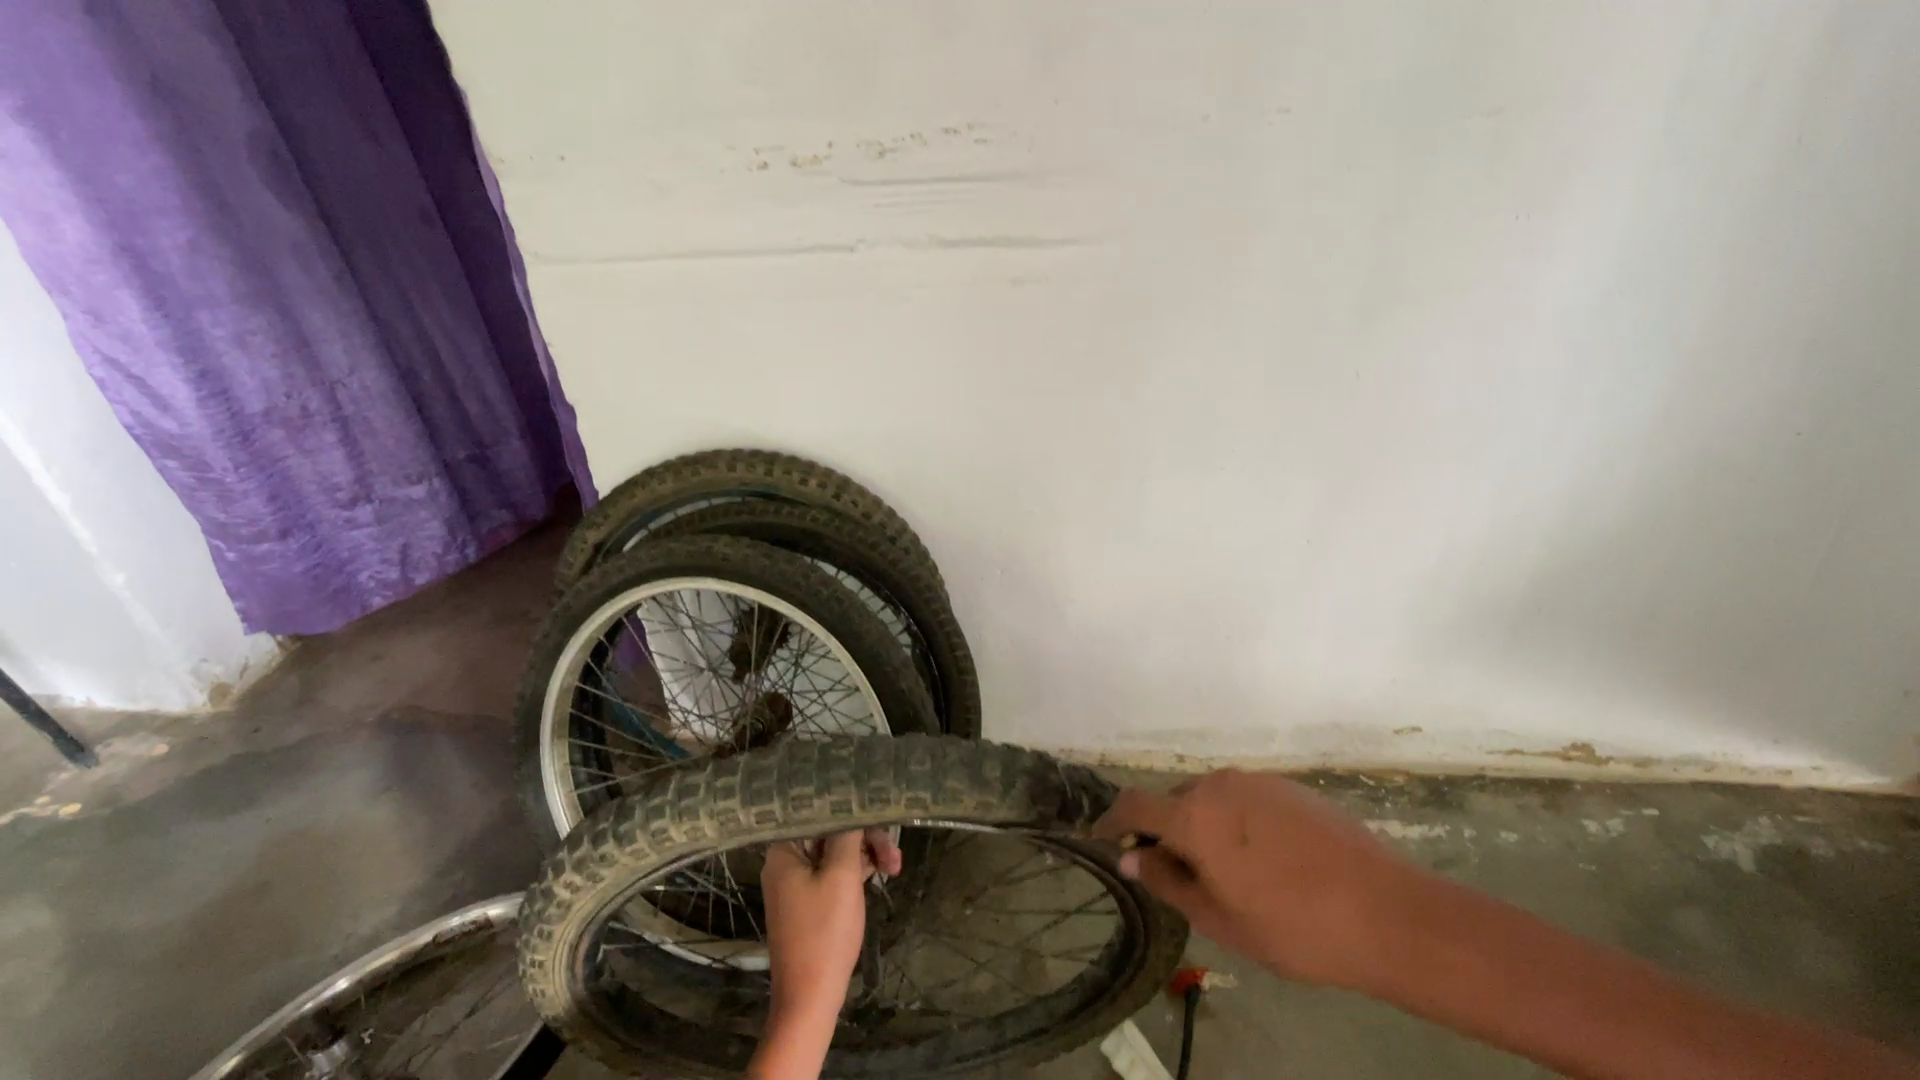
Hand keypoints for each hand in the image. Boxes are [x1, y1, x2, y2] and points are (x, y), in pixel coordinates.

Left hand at [760, 828, 902, 1021]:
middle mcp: (786, 861)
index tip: (880, 817)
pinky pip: (834, 873)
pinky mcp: (810, 901)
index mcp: (784, 850)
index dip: (852, 812)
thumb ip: (848, 835)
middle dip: (866, 838)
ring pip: (836, 853)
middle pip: (830, 832)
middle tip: (895, 856)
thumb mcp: (841, 875)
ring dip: (866, 855)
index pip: (820, 813)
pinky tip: (880, 875)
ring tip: (895, 869)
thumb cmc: (825, 931)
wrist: (811, 995)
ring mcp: (797, 883)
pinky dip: (857, 872)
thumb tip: (851, 804)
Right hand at [1095, 769, 1435, 991]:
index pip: (1134, 804)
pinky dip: (1236, 822)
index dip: (1112, 819)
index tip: (1103, 838)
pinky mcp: (1293, 788)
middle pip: (1174, 799)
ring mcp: (1260, 782)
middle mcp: (1221, 785)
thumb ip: (1168, 881)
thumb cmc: (1294, 927)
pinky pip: (1245, 799)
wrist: (1390, 913)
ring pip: (1211, 798)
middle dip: (1165, 830)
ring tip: (1225, 872)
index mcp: (1194, 816)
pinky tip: (1264, 860)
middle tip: (1176, 875)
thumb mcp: (1220, 918)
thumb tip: (1131, 857)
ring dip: (1202, 825)